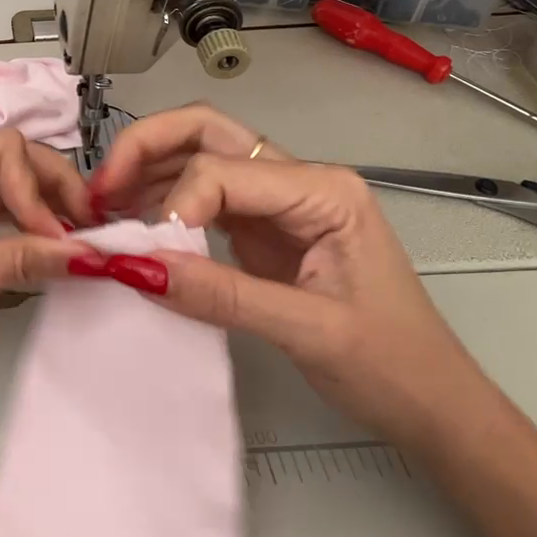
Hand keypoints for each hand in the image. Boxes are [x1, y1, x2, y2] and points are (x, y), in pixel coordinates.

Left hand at [0, 130, 92, 412]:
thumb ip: (18, 259)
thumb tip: (83, 252)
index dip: (40, 187)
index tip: (64, 237)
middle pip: (2, 158)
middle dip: (48, 189)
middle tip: (87, 231)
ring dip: (37, 207)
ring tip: (73, 240)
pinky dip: (14, 224)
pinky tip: (41, 244)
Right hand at [96, 105, 499, 448]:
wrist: (436, 405)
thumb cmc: (395, 365)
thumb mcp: (308, 331)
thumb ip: (221, 295)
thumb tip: (135, 269)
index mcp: (323, 190)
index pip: (222, 170)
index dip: (172, 204)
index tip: (143, 253)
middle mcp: (299, 179)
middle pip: (206, 131)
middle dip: (145, 147)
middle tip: (99, 186)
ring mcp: (279, 201)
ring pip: (200, 155)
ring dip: (148, 170)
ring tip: (105, 205)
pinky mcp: (264, 227)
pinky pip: (204, 196)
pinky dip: (163, 201)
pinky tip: (135, 223)